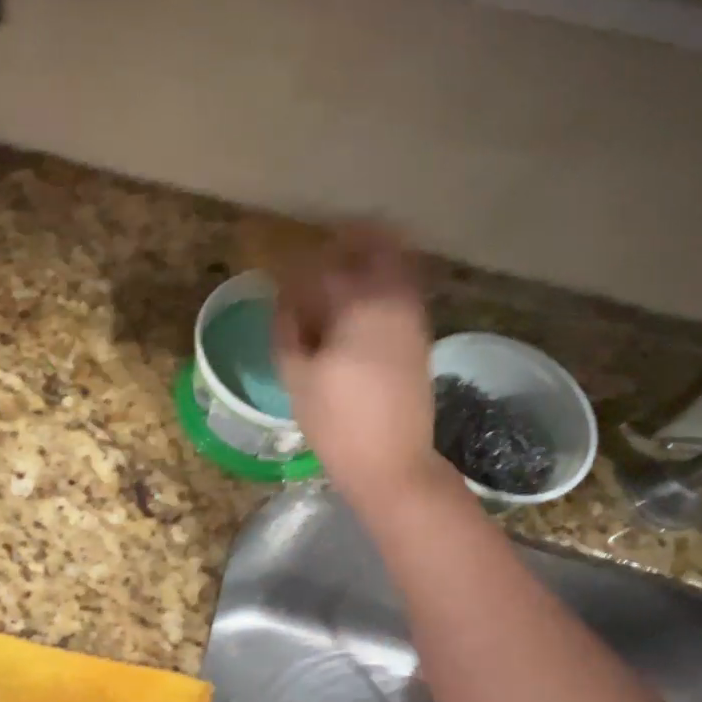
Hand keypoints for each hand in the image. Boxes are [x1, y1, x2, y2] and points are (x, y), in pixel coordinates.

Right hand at [270, 226, 446, 511]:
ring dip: (370, 255)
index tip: (280, 268)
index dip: (298, 262)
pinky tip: (361, 299)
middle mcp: (390, 299)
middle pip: (374, 244)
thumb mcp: (296, 377)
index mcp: (354, 305)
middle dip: (347, 239)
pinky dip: (386, 279)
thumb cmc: (336, 422)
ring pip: (396, 263)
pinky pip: (405, 288)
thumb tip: (283, 299)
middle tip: (321, 245)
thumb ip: (287, 328)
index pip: (322, 265)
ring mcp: (412, 315)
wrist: (392, 463)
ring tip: (341, 268)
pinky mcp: (422, 334)